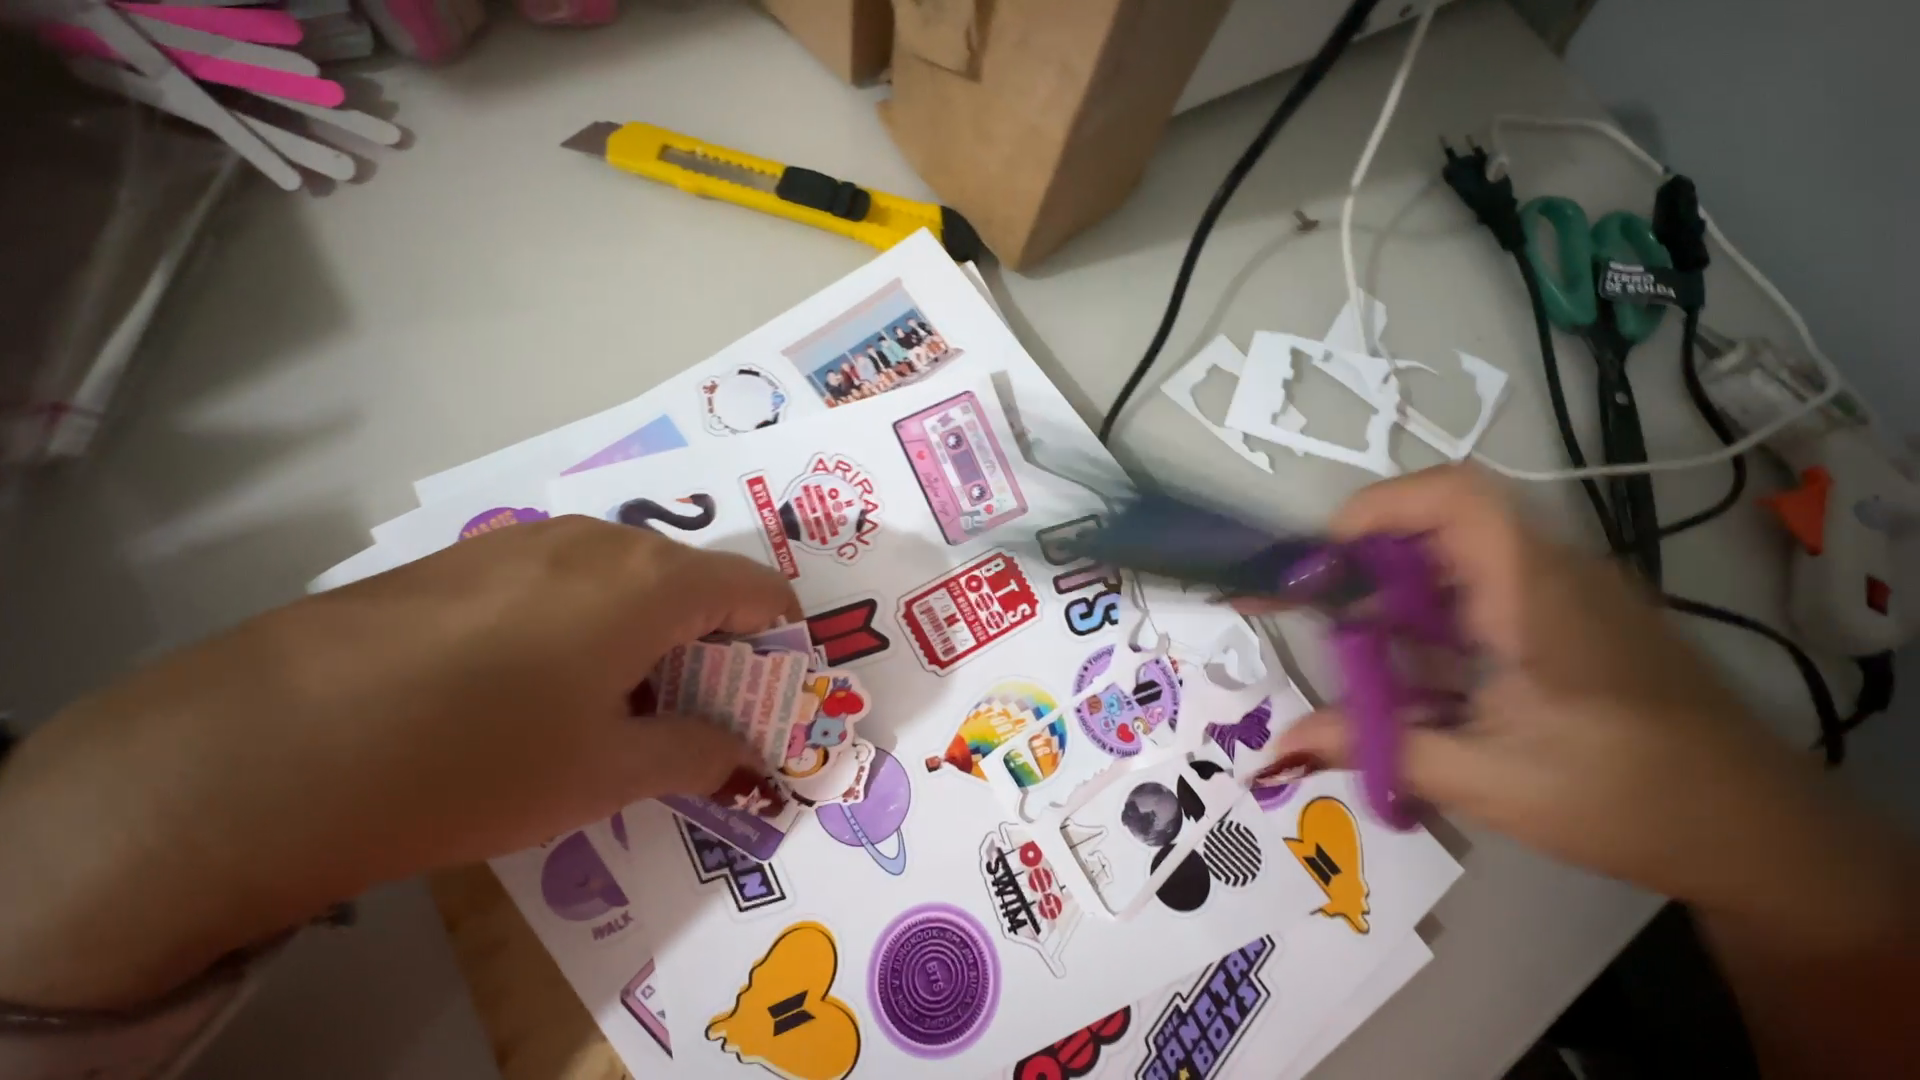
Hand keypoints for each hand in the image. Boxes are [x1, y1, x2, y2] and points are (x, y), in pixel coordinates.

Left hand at [0, 517, 797, 1007]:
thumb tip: (747, 756)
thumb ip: (698, 754)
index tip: (770, 697)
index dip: (779, 643)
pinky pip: (561, 582)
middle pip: (691, 583)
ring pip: (623, 580)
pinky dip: (584, 625)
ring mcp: (523, 541)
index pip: (756, 591)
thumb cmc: (477, 762)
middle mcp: (597, 540)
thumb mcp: (606, 774)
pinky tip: (534, 688)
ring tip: (611, 708)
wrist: (263, 751)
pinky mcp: (463, 558)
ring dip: (646, 636)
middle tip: (693, 718)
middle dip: (712, 647)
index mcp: (651, 581)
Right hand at [1269, 467, 1895, 931]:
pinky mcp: (1578, 620)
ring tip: (1358, 651)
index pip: (1456, 497)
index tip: (1321, 558)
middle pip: (1447, 523)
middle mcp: (1556, 573)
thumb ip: (1381, 748)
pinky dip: (1436, 617)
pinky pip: (1489, 590)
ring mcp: (1572, 594)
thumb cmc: (1631, 799)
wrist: (1768, 835)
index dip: (1378, 507)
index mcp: (1537, 593)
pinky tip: (1419, 676)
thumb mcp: (1490, 782)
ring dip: (1400, 592)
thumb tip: (1283, 741)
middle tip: (1318, 612)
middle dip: (1370, 558)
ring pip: (1465, 558)